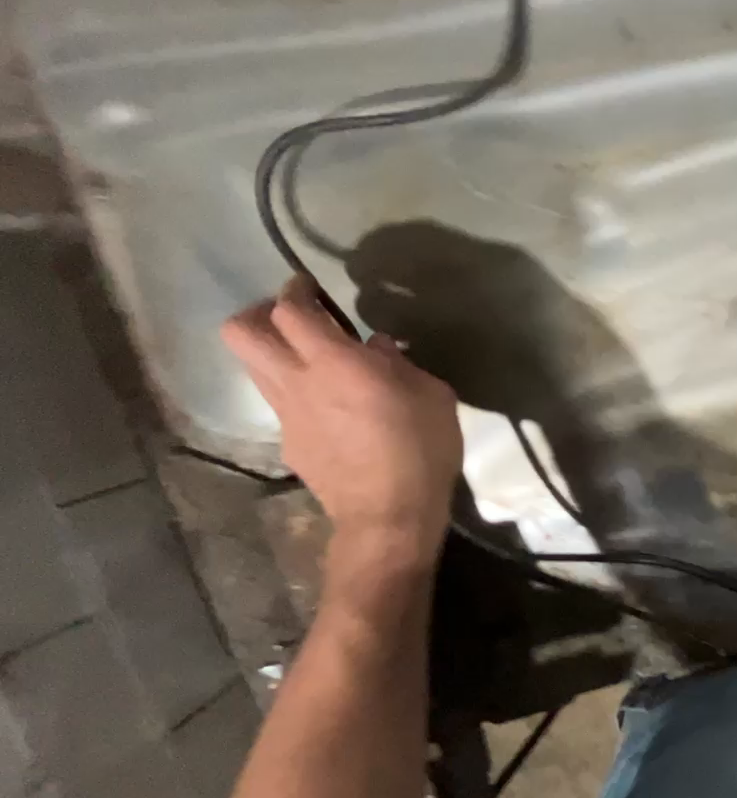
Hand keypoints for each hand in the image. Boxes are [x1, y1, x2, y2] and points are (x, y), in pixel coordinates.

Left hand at [222, 276, 462, 561]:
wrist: (389, 512)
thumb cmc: (422, 447)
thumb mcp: (434, 396)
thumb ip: (401, 365)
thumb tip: (377, 349)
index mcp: (336, 363)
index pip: (291, 311)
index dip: (295, 291)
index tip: (309, 286)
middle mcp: (297, 381)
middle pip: (241, 331)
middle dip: (259, 314)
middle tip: (294, 318)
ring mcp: (286, 414)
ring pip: (254, 366)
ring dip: (274, 353)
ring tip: (311, 360)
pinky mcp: (290, 441)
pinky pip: (282, 403)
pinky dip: (298, 393)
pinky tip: (333, 410)